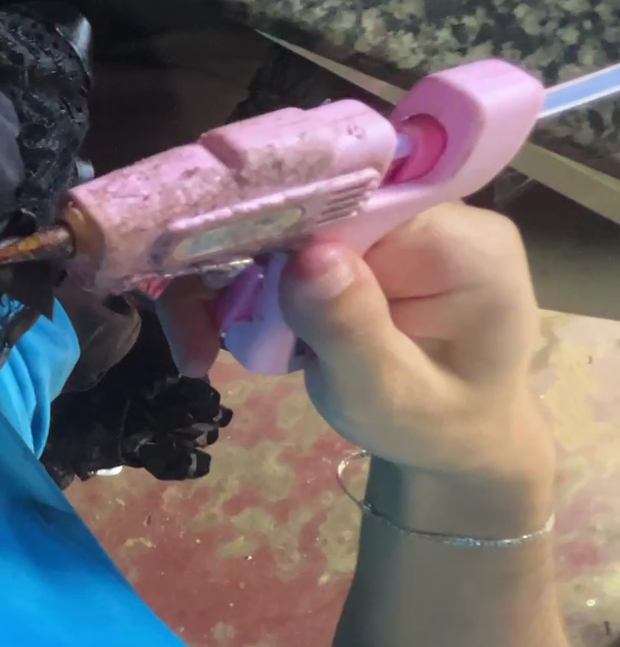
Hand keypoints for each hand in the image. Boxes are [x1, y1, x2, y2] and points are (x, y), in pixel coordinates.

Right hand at [166, 203, 552, 533]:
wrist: (451, 439)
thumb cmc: (434, 423)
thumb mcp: (388, 390)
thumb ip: (350, 325)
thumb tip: (307, 253)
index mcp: (449, 242)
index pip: (339, 207)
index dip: (267, 231)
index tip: (211, 280)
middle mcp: (409, 221)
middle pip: (286, 219)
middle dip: (224, 277)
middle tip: (194, 346)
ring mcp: (368, 237)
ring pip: (258, 240)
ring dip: (213, 297)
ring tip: (198, 354)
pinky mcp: (333, 255)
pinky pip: (256, 262)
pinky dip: (222, 303)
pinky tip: (209, 342)